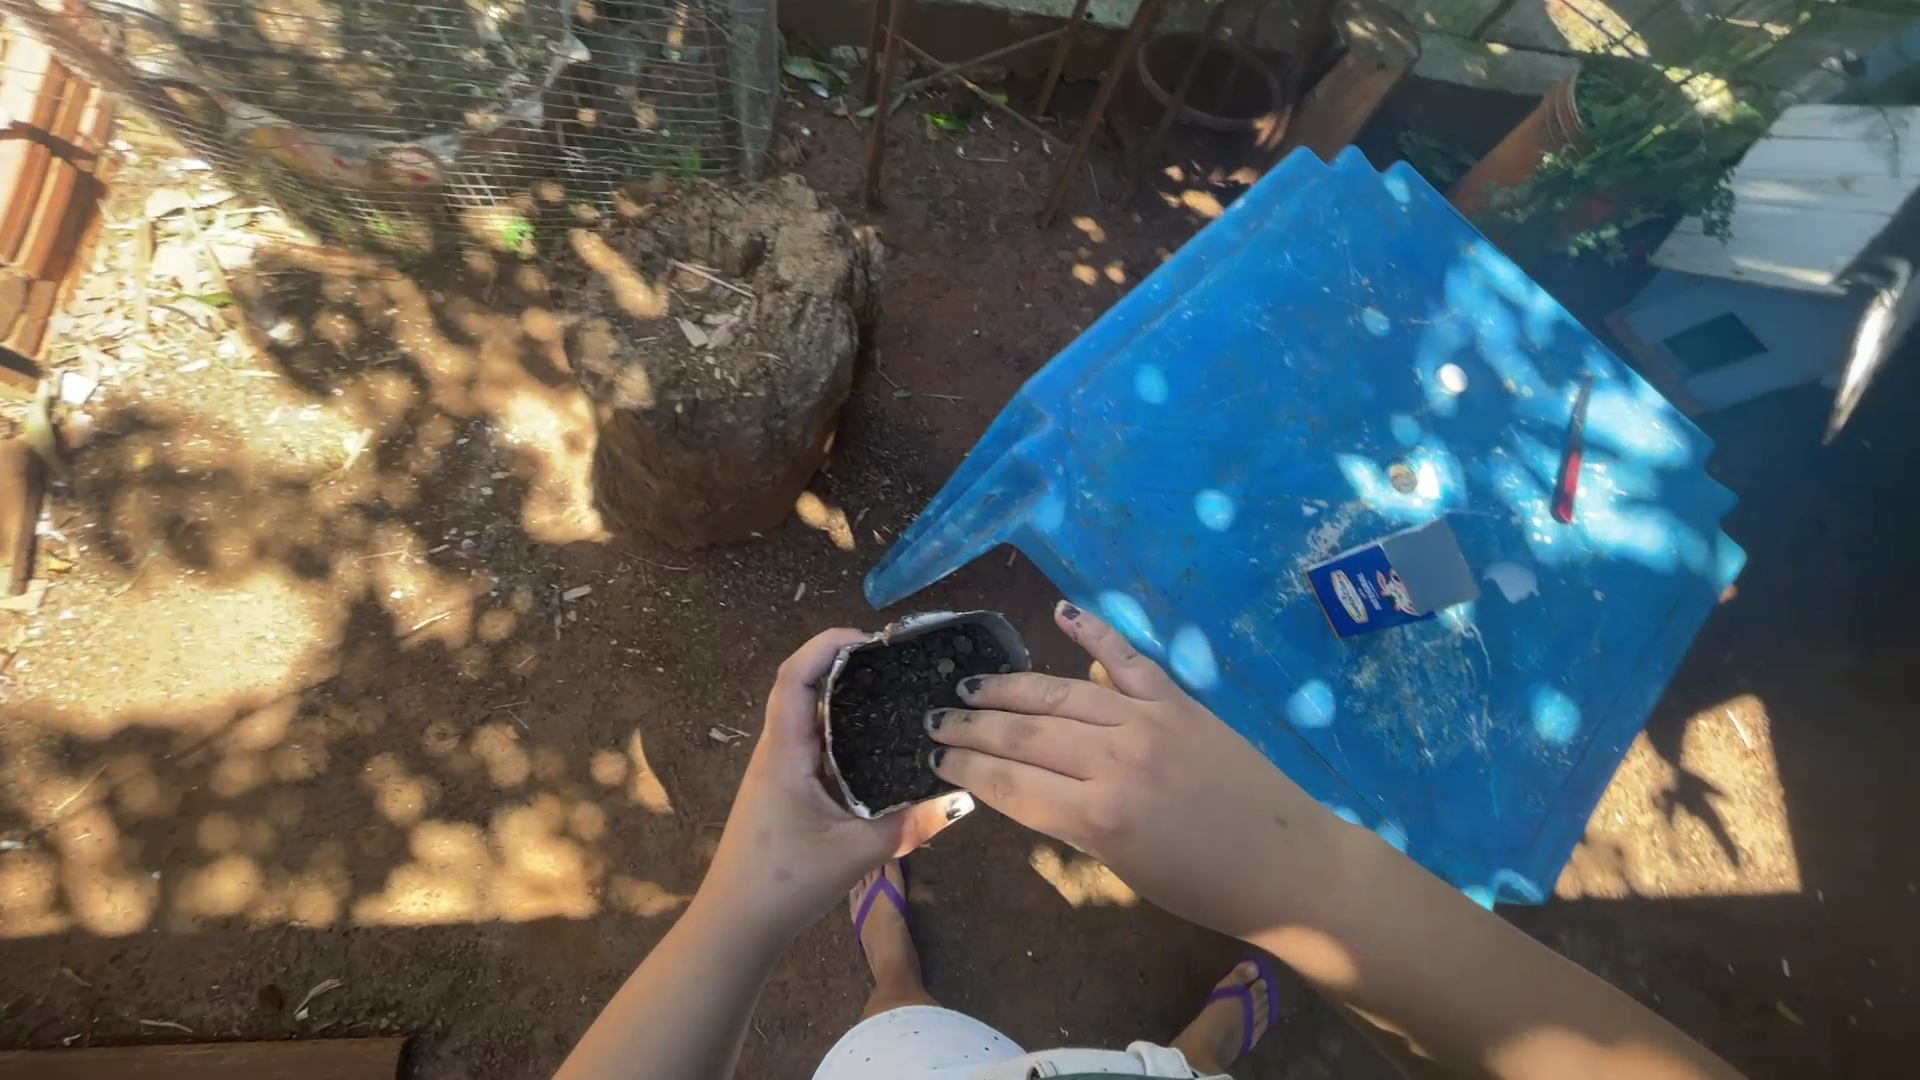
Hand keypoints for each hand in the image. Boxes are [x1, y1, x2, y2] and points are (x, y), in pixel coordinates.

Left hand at [700, 628, 974, 940]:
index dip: (826, 645)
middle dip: (844, 662)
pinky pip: (815, 739)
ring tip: (891, 689)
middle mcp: (778, 749)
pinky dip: (842, 725)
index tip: (870, 640)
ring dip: (842, 693)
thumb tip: (960, 798)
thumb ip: (910, 826)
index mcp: (785, 752)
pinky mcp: (786, 785)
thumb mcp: (855, 853)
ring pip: (809, 712)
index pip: (794, 677)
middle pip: (803, 685)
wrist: (735, 926)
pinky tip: (875, 738)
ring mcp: (779, 767)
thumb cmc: (785, 883)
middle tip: (894, 662)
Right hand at [927, 602, 1320, 938]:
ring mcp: (1147, 720)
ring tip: (970, 685)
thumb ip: (1070, 820)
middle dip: (971, 727)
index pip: (1010, 785)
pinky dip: (1093, 629)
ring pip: (1059, 692)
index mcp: (1099, 818)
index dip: (966, 770)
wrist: (1291, 867)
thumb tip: (1021, 782)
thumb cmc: (1202, 886)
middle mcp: (1116, 759)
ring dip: (1007, 688)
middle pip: (1024, 733)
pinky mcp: (1177, 699)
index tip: (934, 758)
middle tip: (935, 718)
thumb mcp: (1122, 868)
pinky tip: (1060, 611)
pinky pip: (1126, 657)